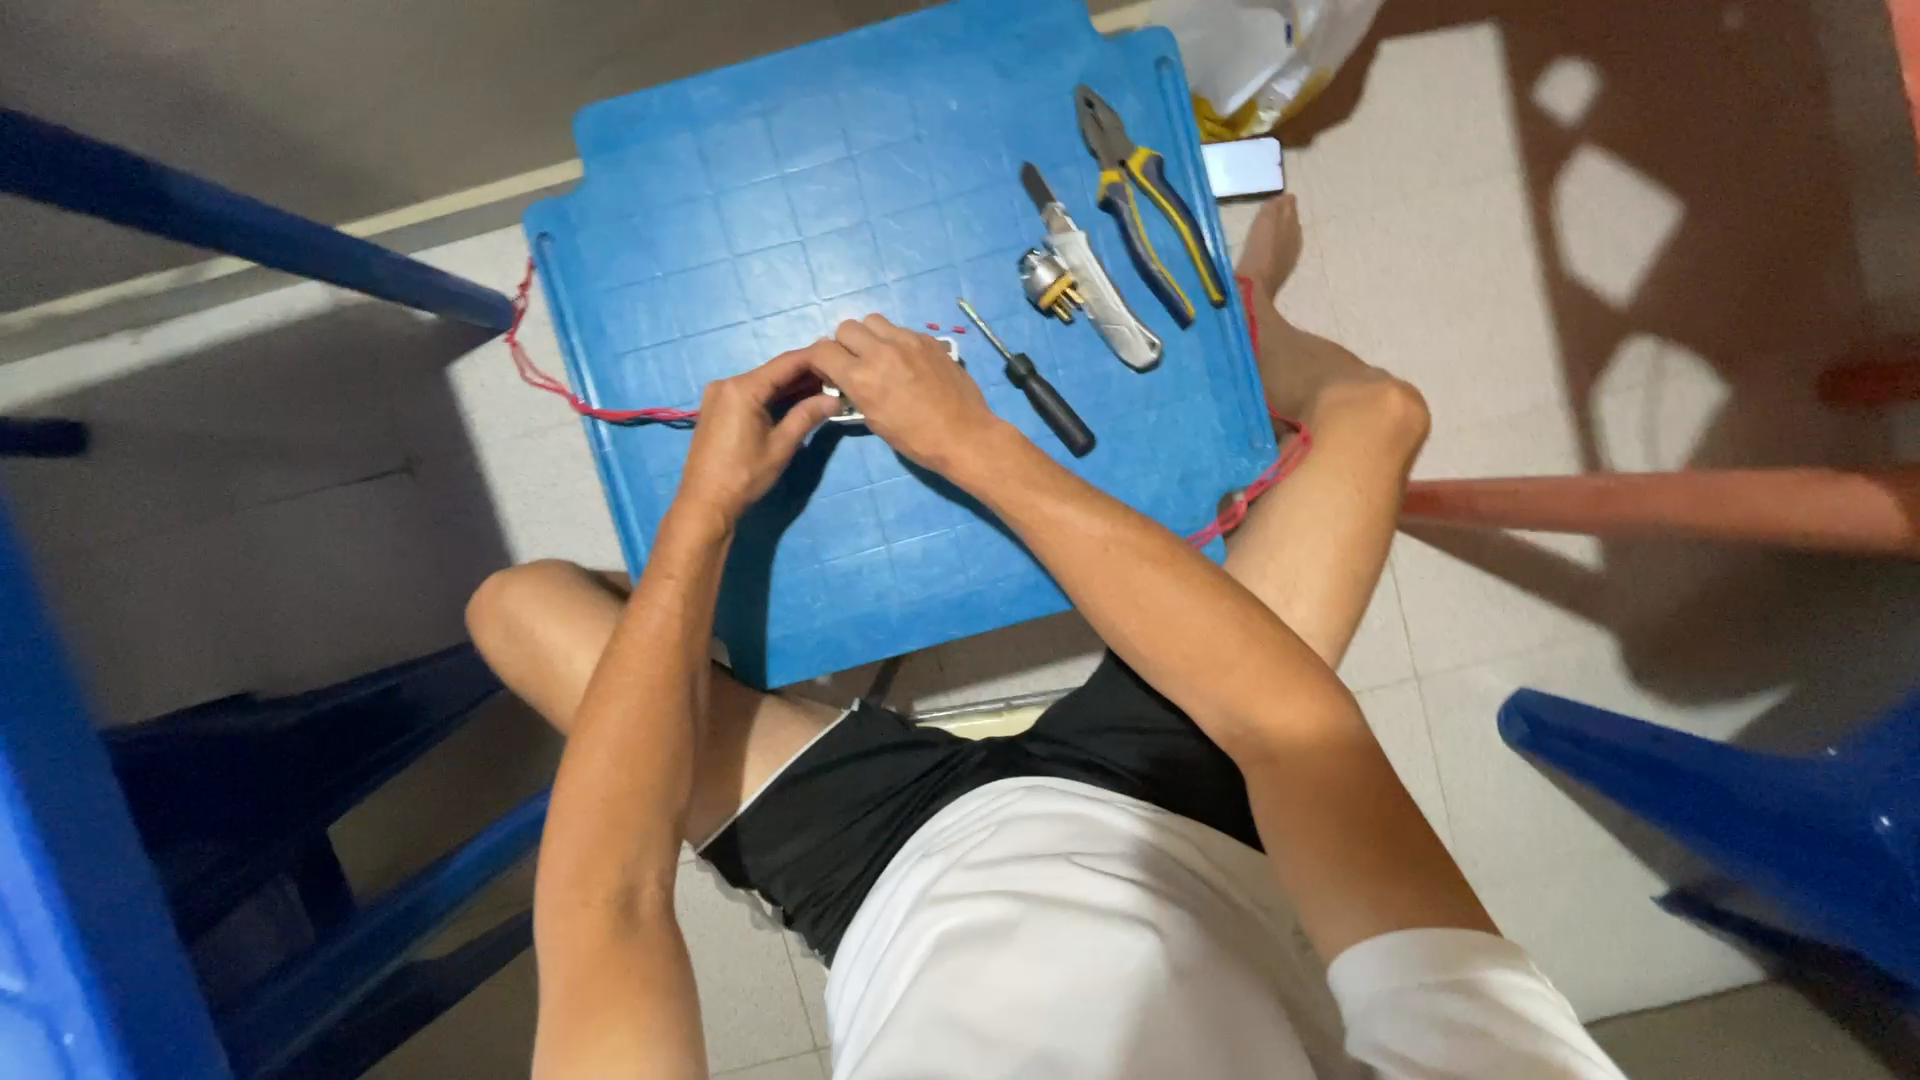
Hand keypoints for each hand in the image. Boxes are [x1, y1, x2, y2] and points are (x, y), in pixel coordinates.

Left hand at [676, 350, 839, 520]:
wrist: (705, 501)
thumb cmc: (745, 475)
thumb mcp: (781, 445)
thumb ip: (807, 416)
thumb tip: (834, 400)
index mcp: (743, 388)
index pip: (787, 363)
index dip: (815, 359)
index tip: (839, 359)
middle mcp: (728, 383)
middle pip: (774, 371)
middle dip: (805, 375)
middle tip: (836, 378)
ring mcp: (719, 394)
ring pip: (763, 382)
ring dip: (791, 386)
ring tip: (823, 390)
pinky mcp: (717, 408)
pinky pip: (751, 393)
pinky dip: (774, 396)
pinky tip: (795, 401)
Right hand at [806, 316, 1008, 472]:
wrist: (963, 434)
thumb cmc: (916, 439)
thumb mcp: (874, 420)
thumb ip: (855, 390)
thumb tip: (846, 377)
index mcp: (862, 377)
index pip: (822, 350)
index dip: (819, 359)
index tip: (827, 370)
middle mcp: (881, 351)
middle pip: (846, 327)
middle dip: (844, 344)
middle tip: (856, 363)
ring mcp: (907, 341)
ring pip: (873, 321)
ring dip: (870, 336)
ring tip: (881, 356)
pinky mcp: (928, 340)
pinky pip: (901, 329)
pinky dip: (896, 341)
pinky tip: (908, 361)